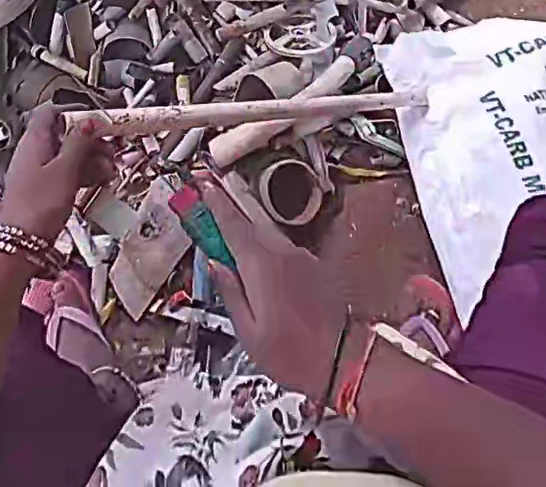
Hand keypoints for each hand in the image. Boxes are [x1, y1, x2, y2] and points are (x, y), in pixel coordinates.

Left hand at [0, 105, 114, 241]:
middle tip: (112, 148)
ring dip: (91, 158)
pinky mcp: (44, 190)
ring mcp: (38, 171)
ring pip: (68, 155)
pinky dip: (84, 173)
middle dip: (91, 139)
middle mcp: (34, 152)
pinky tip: (101, 180)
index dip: (75, 112)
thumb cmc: (39, 205)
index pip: (52, 111)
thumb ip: (78, 142)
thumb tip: (89, 120)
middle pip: (64, 134)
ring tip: (112, 167)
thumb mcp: (65, 169)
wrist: (20, 246)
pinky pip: (67, 172)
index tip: (98, 121)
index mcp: (35, 140)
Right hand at [197, 174, 345, 402]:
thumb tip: (214, 265)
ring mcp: (296, 256)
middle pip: (246, 222)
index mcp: (261, 266)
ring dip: (242, 230)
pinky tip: (253, 265)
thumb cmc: (294, 354)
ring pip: (261, 234)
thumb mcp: (249, 332)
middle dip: (224, 210)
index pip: (231, 224)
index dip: (214, 202)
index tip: (201, 185)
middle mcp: (280, 252)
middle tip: (205, 200)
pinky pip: (276, 247)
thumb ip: (230, 292)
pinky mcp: (307, 264)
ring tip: (224, 241)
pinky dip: (259, 246)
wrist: (343, 360)